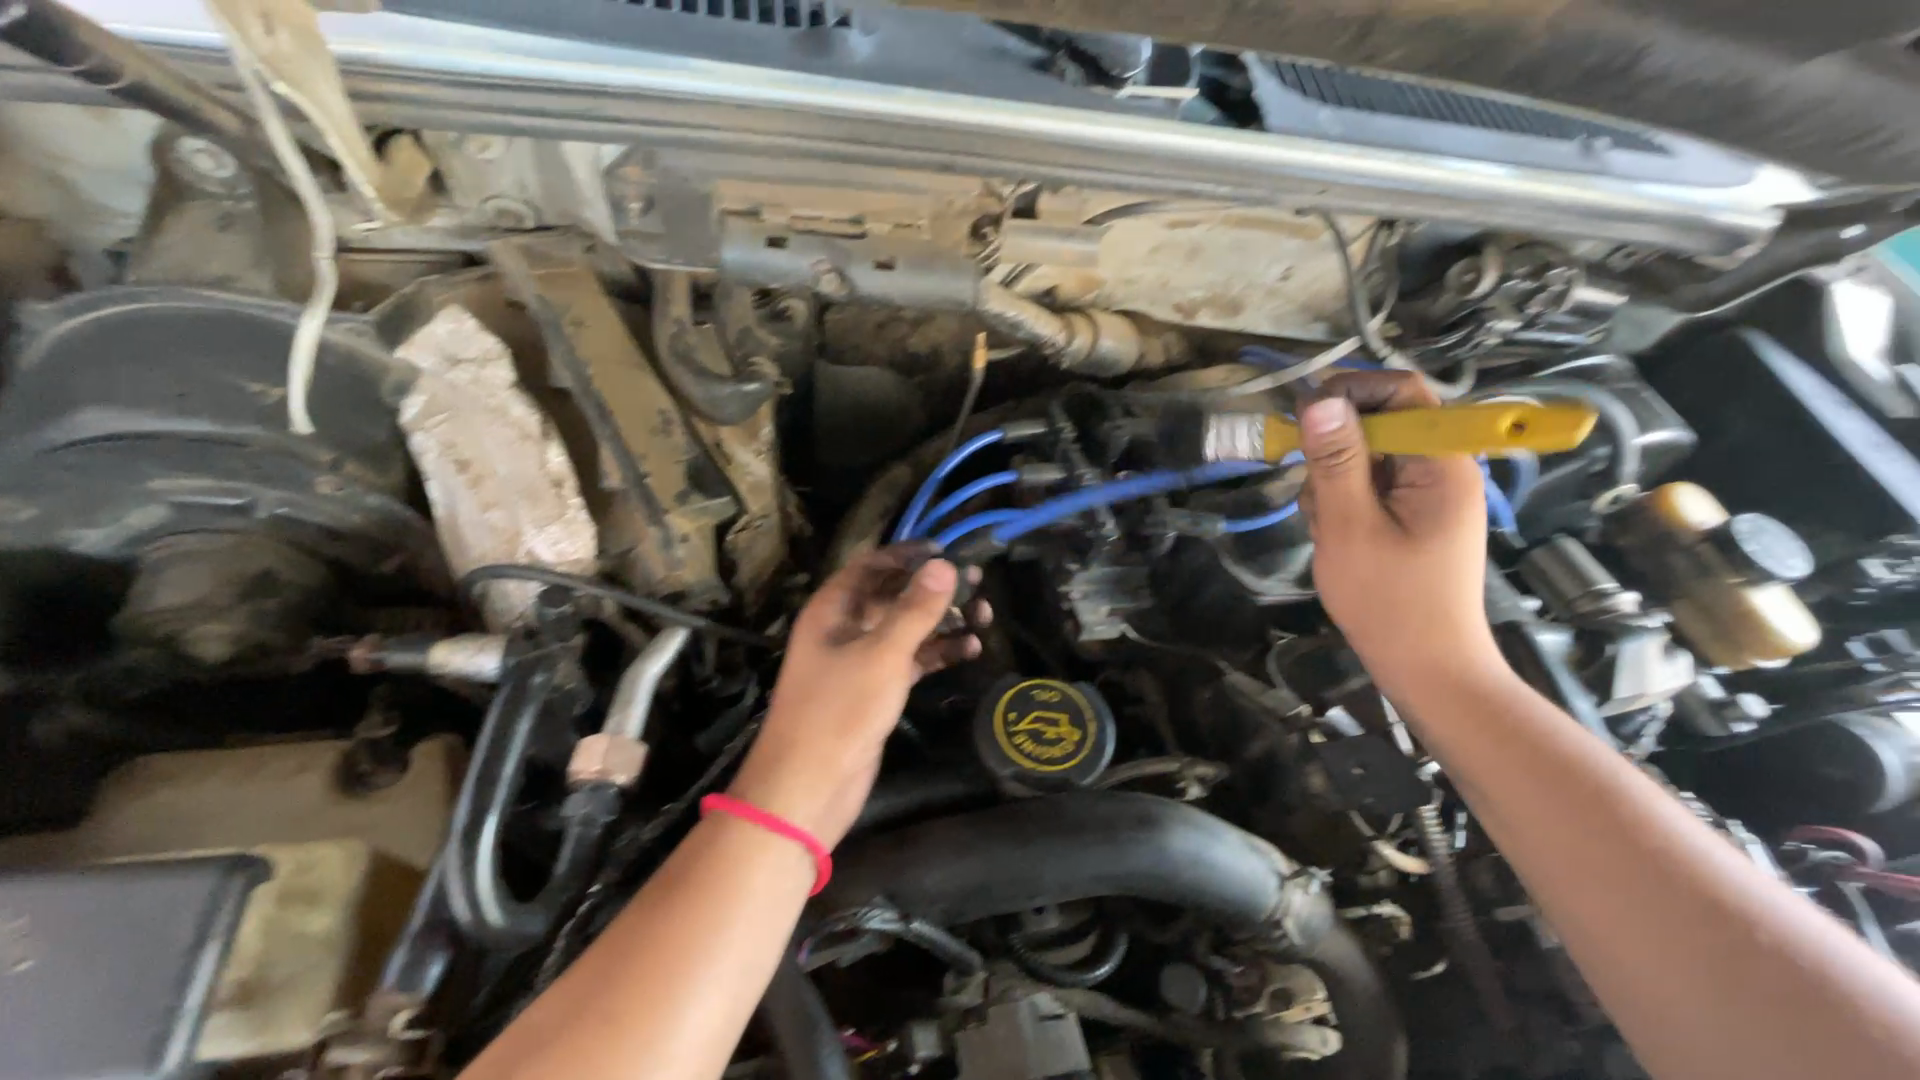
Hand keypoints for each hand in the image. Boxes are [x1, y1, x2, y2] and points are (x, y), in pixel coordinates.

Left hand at [727, 542, 989, 847]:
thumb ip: (915, 609)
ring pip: (905, 628)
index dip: (909, 554)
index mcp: (833, 609)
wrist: (809, 784)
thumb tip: (944, 564)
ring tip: (984, 617)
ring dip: (942, 622)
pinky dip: (937, 654)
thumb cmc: (840, 710)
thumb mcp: (882, 654)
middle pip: (893, 595)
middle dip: (933, 589)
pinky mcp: (874, 690)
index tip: (949, 550)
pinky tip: (970, 650)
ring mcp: (859, 660)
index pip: (872, 565)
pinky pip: (910, 660)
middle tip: (978, 583)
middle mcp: (844, 628)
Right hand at [1299, 371, 1504, 694]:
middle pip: (1383, 423)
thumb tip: (1319, 400)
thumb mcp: (1350, 527)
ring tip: (1327, 526)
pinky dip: (1346, 502)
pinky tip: (1337, 535)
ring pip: (1371, 457)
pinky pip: (1374, 487)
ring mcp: (1430, 495)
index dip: (1353, 390)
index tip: (1304, 416)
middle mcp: (1443, 469)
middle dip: (1337, 449)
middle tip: (1313, 490)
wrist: (1427, 667)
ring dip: (1336, 480)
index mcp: (1442, 463)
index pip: (1404, 392)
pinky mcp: (1416, 517)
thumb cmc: (1389, 601)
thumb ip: (1336, 461)